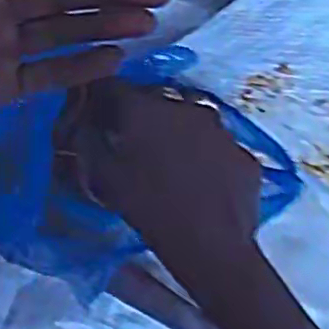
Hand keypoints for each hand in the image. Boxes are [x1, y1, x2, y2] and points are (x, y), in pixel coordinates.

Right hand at [63, 79, 260, 268]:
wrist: (209, 245)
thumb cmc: (145, 204)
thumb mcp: (99, 172)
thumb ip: (86, 138)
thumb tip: (83, 122)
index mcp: (142, 108)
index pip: (110, 84)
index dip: (97, 96)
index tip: (92, 112)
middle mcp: (182, 107)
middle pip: (152, 98)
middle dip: (138, 112)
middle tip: (129, 139)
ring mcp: (220, 129)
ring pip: (188, 119)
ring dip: (174, 130)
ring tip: (165, 159)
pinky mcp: (244, 154)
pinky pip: (215, 145)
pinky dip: (203, 154)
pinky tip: (197, 178)